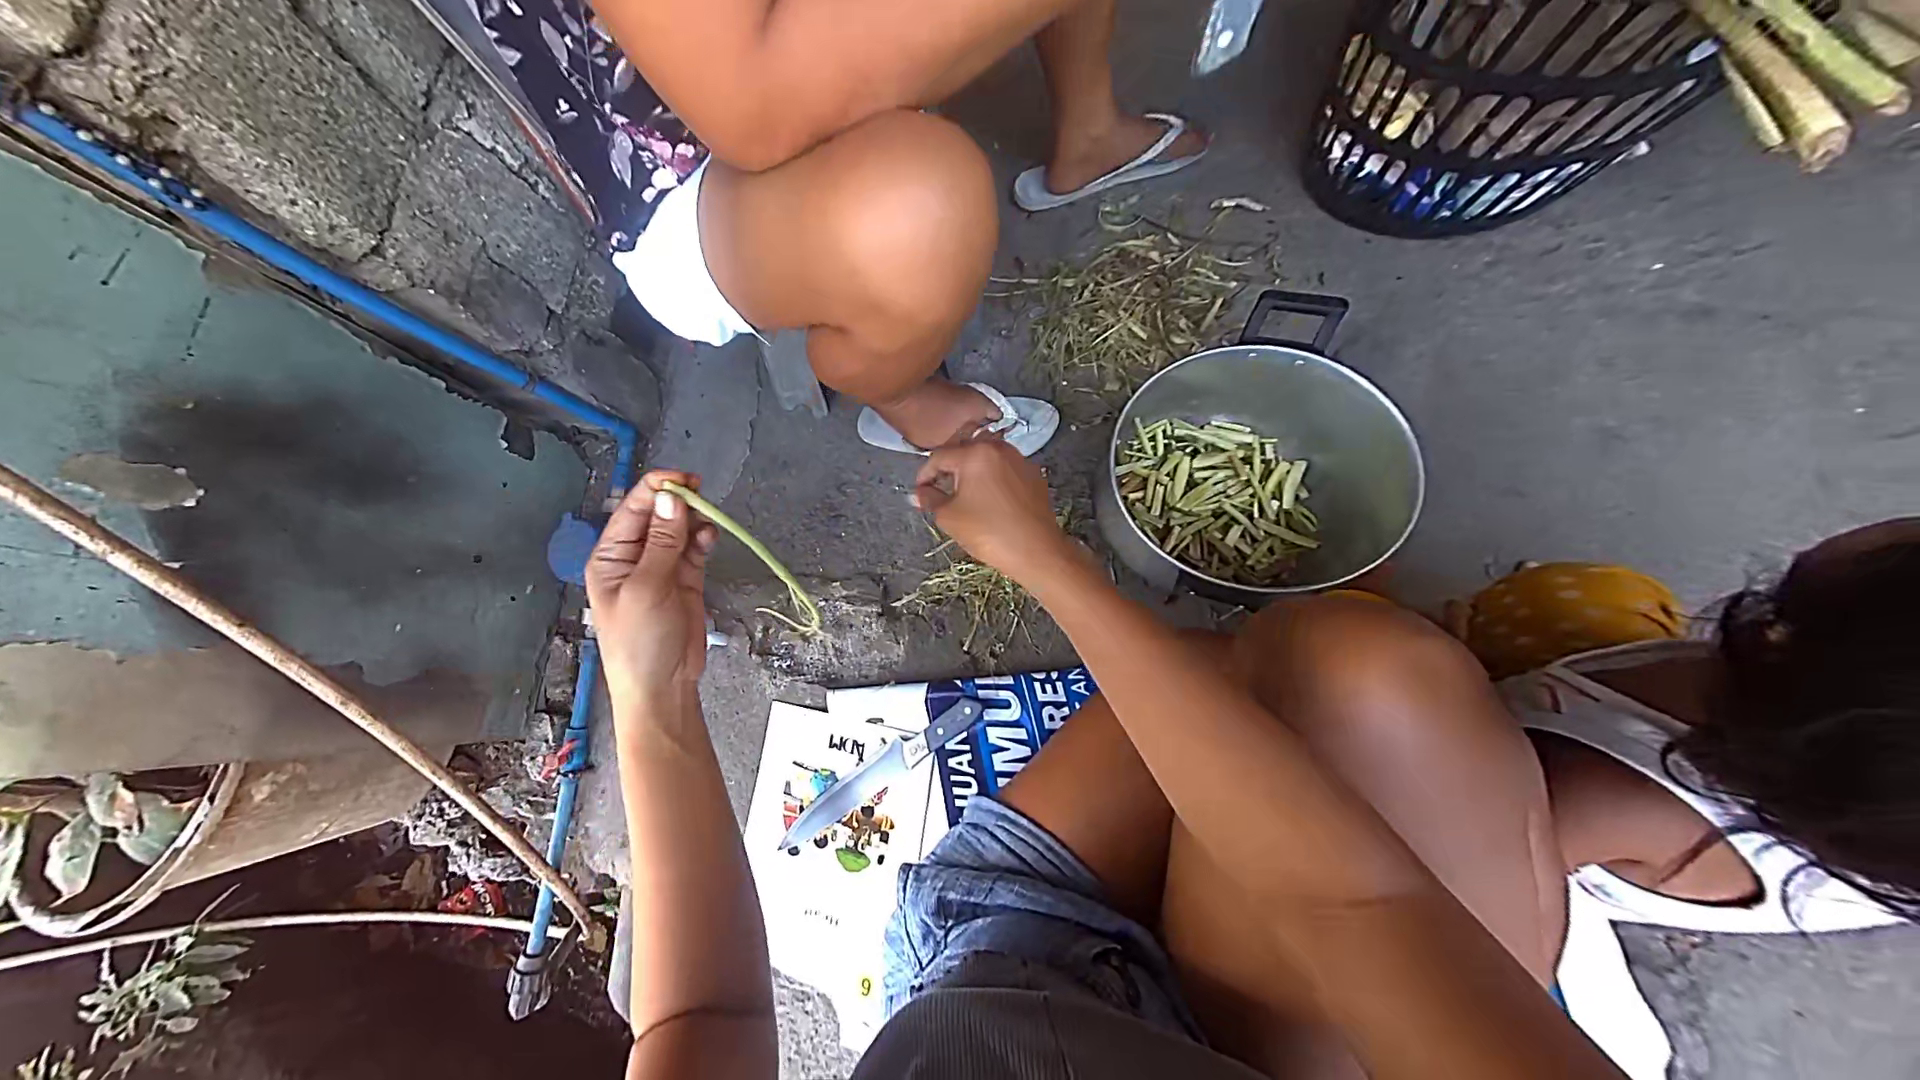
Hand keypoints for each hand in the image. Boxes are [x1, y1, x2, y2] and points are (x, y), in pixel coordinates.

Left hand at [586, 470, 717, 707]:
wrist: (662, 685)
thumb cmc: (641, 642)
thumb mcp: (647, 589)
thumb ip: (662, 543)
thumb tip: (671, 500)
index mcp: (611, 555)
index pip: (632, 510)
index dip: (656, 490)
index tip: (684, 479)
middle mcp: (635, 556)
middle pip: (658, 515)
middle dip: (679, 502)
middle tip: (702, 495)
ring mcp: (662, 567)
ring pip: (680, 529)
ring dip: (695, 520)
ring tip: (709, 522)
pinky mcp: (686, 579)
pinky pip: (695, 548)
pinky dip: (704, 539)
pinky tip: (710, 538)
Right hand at [912, 438, 1076, 585]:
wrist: (1037, 551)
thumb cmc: (989, 532)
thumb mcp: (949, 517)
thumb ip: (930, 499)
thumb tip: (919, 493)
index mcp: (975, 453)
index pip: (939, 456)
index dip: (924, 474)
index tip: (920, 491)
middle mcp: (999, 448)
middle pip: (964, 451)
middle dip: (948, 469)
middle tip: (939, 491)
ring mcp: (1020, 460)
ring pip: (986, 458)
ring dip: (971, 472)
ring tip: (964, 496)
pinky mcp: (1034, 475)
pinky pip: (1005, 470)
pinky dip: (992, 479)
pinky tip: (989, 500)